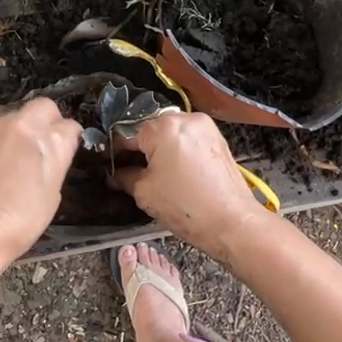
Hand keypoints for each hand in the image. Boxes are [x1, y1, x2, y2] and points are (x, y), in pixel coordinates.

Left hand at [0, 98, 81, 262]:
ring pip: (14, 118)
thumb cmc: (19, 221)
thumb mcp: (52, 193)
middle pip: (41, 108)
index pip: (68, 125)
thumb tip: (58, 146)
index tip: (64, 153)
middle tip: (41, 151)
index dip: (69, 138)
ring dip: (20, 132)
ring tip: (14, 163)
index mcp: (46, 138)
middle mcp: (19, 124)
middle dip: (46, 123)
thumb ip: (57, 159)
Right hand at [113, 112, 267, 259]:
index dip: (115, 151)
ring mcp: (205, 128)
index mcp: (164, 127)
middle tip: (128, 172)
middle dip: (139, 150)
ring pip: (170, 135)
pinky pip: (187, 140)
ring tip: (152, 176)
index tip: (109, 164)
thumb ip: (125, 177)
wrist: (232, 222)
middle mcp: (186, 119)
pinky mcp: (217, 140)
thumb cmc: (188, 207)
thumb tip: (116, 174)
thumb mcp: (145, 192)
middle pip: (150, 130)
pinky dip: (177, 152)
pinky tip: (172, 174)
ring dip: (158, 151)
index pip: (127, 134)